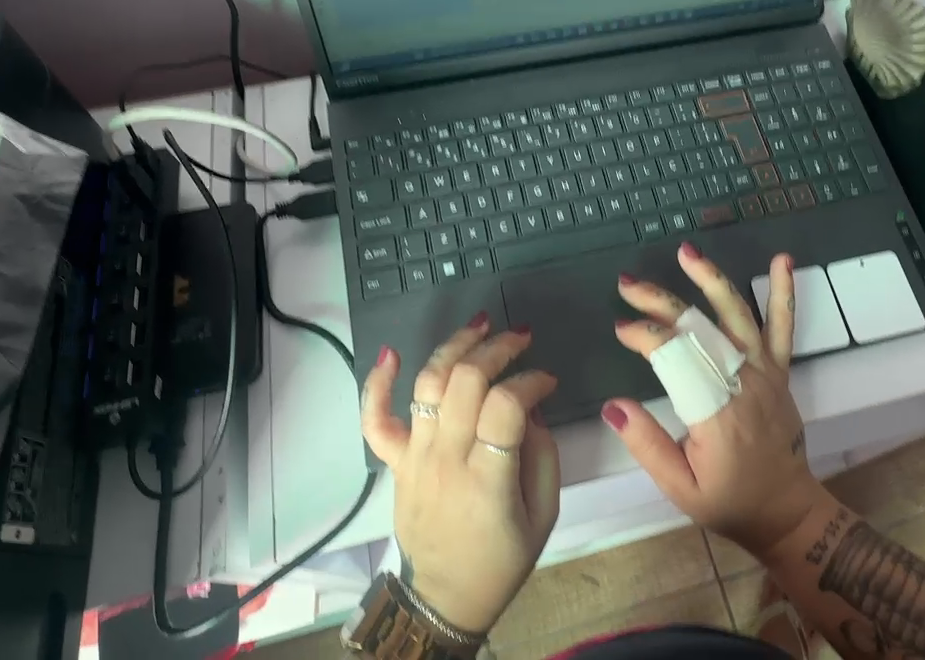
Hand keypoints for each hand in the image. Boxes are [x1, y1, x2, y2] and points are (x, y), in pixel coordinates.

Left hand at [360, 315, 561, 635]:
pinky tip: (391, 353)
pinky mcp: (394, 461)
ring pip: (427, 383)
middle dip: (498, 348)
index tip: (548, 380)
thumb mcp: (544, 514)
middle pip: (466, 381)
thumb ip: (544, 454)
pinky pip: (375, 419)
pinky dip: (377, 384)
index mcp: (487, 479)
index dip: (531, 380)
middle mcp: (445, 459)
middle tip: (521, 338)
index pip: (507, 405)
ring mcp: (414, 457)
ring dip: (453, 346)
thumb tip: (532, 404)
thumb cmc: (501, 559)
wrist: (445, 598)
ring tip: (479, 326)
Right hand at [603, 242, 822, 556]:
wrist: (787, 512)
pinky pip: (782, 327)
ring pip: (737, 314)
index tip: (621, 328)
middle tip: (627, 284)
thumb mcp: (679, 487)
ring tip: (686, 252)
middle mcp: (743, 383)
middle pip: (699, 327)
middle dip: (660, 301)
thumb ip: (646, 445)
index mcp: (716, 412)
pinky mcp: (778, 371)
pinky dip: (783, 292)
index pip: (675, 357)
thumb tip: (612, 405)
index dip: (646, 336)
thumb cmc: (729, 501)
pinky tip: (781, 260)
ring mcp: (765, 372)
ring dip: (710, 279)